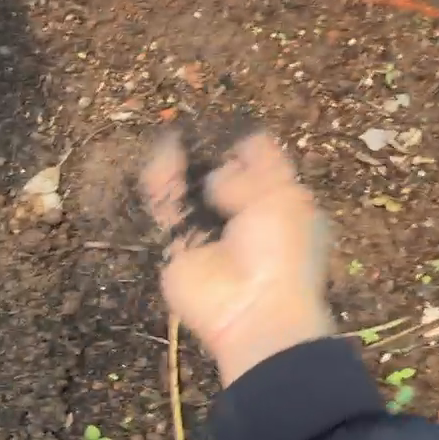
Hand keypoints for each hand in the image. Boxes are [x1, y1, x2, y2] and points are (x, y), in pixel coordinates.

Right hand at [140, 130, 333, 383]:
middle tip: (191, 131)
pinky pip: (168, 216)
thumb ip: (246, 178)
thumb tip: (216, 176)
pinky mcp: (178, 251)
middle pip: (222, 178)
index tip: (229, 128)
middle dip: (208, 155)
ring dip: (179, 170)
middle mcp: (244, 217)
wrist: (253, 311)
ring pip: (190, 195)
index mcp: (281, 203)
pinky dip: (160, 192)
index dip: (247, 146)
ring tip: (168, 142)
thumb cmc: (281, 253)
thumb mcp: (279, 200)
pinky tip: (156, 164)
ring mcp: (209, 235)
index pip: (262, 166)